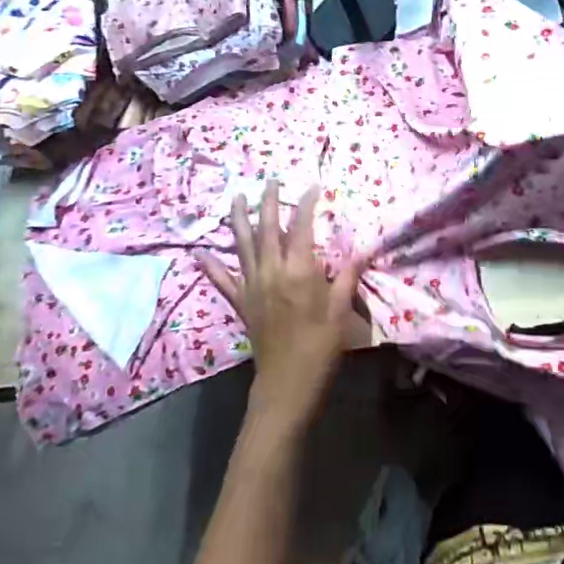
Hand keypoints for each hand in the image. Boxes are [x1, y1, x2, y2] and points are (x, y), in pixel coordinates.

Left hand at [197, 180, 363, 440]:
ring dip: (238, 220)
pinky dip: (211, 266)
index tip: (312, 186)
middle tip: (269, 180)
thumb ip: (347, 277)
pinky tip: (200, 252)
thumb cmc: (321, 347)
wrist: (288, 382)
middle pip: (268, 229)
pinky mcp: (241, 303)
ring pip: (242, 245)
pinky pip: (223, 280)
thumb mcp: (341, 311)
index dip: (306, 204)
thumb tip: (362, 249)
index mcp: (299, 272)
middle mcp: (272, 272)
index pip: (302, 228)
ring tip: (236, 198)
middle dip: (269, 202)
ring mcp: (252, 286)